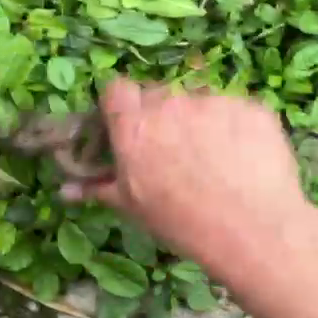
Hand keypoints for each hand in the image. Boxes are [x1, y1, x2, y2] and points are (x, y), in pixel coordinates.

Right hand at [85, 79, 313, 271]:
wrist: (251, 228)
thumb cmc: (178, 219)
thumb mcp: (131, 206)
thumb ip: (97, 188)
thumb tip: (64, 190)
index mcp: (133, 125)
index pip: (116, 89)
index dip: (120, 104)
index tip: (125, 124)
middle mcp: (169, 104)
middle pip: (156, 93)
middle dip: (158, 113)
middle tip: (168, 146)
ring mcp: (213, 102)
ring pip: (197, 99)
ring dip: (196, 117)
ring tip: (210, 153)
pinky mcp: (252, 107)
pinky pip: (234, 108)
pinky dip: (232, 125)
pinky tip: (240, 155)